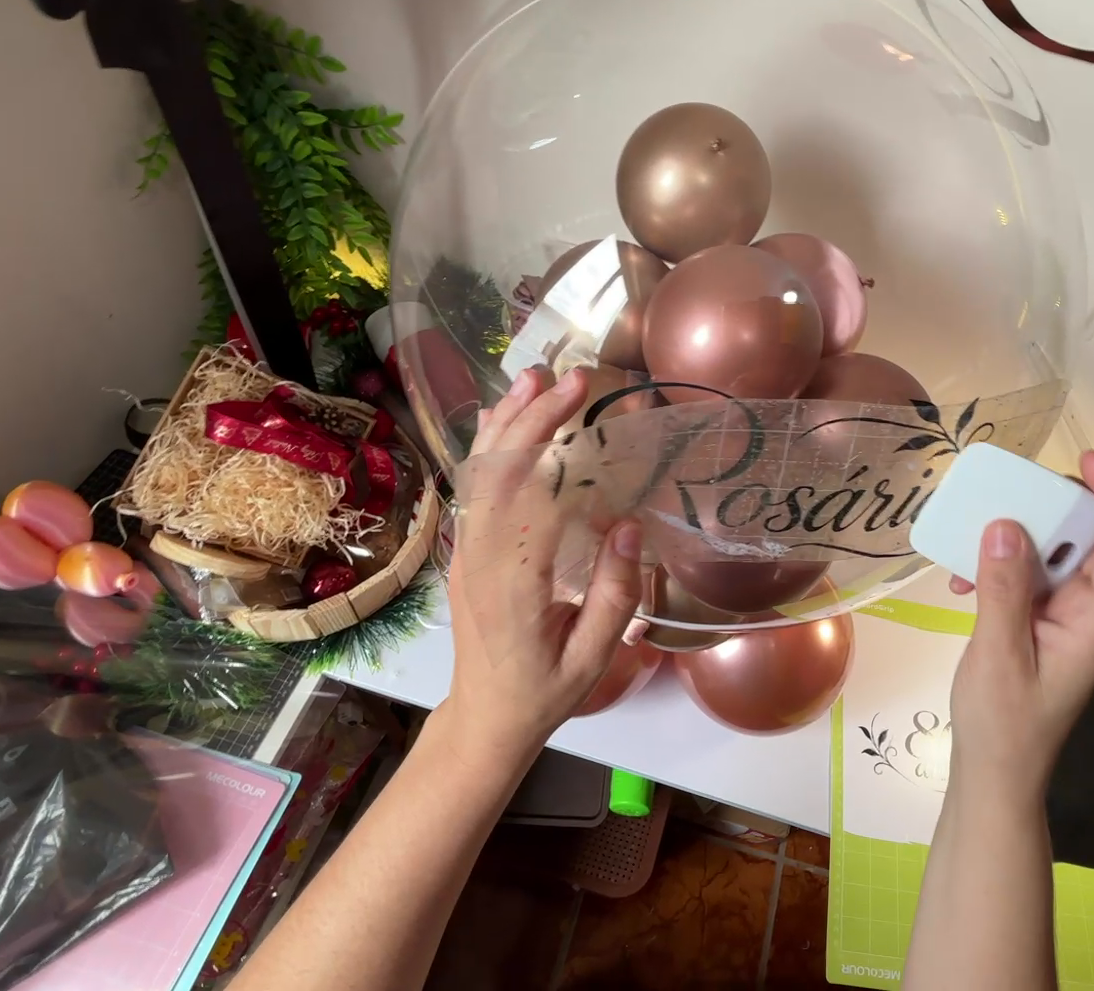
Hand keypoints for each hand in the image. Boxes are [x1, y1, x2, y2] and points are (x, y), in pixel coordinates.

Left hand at [441, 366, 643, 758]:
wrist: (483, 716)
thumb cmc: (544, 690)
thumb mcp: (593, 657)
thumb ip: (615, 595)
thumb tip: (630, 525)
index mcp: (514, 584)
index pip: (530, 498)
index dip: (555, 446)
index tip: (586, 406)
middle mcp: (479, 558)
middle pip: (497, 472)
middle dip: (532, 417)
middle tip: (569, 378)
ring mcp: (464, 552)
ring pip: (478, 473)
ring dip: (505, 420)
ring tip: (532, 377)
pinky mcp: (463, 551)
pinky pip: (472, 489)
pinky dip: (487, 447)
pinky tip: (500, 417)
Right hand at [946, 451, 1093, 807]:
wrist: (994, 771)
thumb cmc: (1005, 724)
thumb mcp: (1000, 656)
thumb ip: (1003, 590)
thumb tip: (1005, 523)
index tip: (1085, 461)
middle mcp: (1088, 607)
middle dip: (1058, 504)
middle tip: (1010, 490)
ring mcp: (1062, 612)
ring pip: (1056, 550)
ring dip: (1017, 533)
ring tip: (973, 532)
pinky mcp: (1035, 618)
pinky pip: (1024, 571)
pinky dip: (995, 562)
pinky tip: (959, 578)